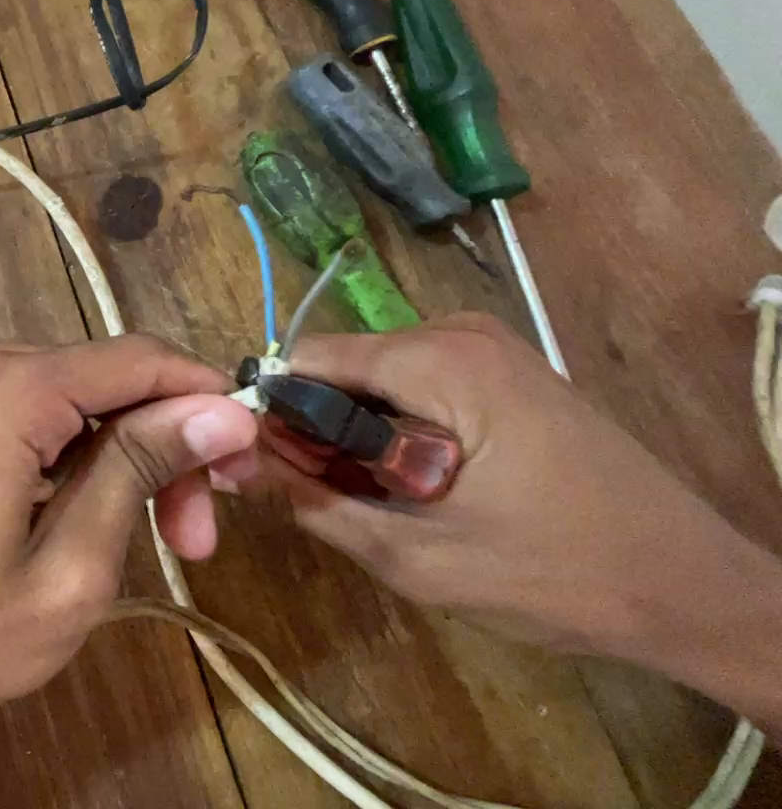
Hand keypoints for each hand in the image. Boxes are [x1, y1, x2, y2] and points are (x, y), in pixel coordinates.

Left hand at [0, 334, 258, 732]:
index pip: (136, 359)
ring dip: (105, 452)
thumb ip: (140, 469)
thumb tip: (221, 409)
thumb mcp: (70, 568)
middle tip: (190, 539)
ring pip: (56, 392)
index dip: (204, 402)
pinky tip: (59, 510)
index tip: (243, 468)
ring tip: (125, 538)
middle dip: (153, 445)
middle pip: (96, 378)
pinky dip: (52, 446)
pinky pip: (10, 402)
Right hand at [264, 314, 781, 730]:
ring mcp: (484, 344)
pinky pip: (405, 380)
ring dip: (352, 431)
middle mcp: (458, 332)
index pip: (304, 358)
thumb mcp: (414, 557)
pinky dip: (389, 425)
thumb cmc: (559, 576)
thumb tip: (227, 464)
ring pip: (365, 375)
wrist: (699, 596)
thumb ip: (309, 502)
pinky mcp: (499, 366)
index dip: (273, 412)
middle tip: (332, 494)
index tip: (276, 470)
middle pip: (335, 365)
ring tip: (378, 494)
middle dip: (316, 427)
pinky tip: (414, 478)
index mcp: (441, 361)